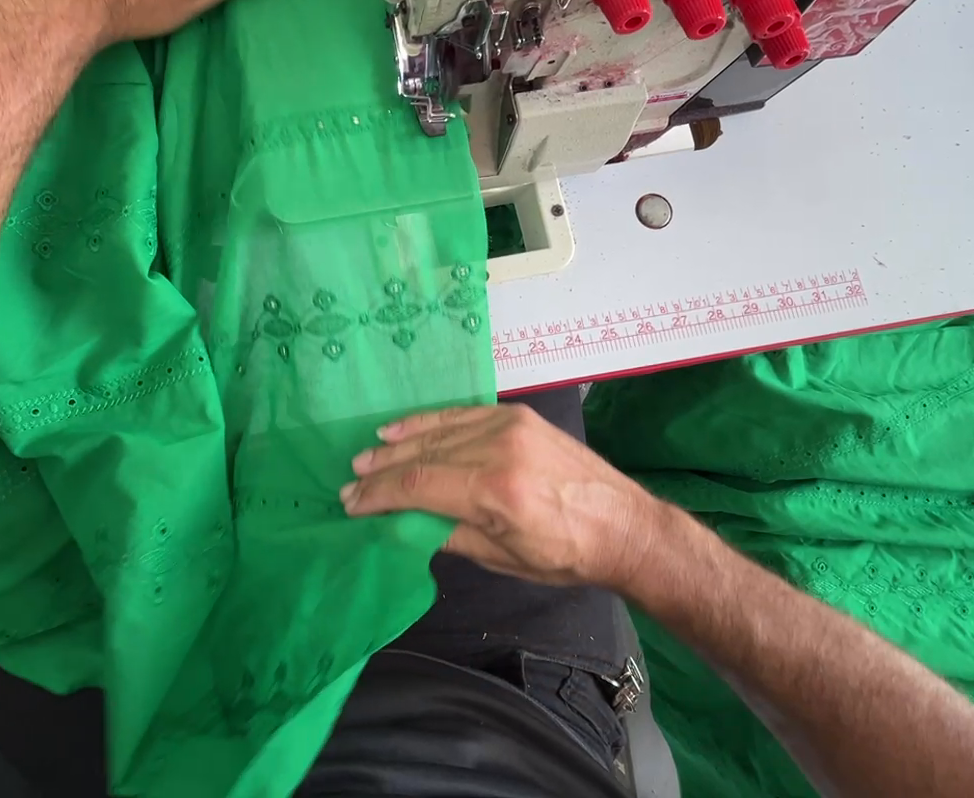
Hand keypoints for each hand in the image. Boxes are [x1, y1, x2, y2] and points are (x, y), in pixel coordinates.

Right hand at [341, 404, 670, 588]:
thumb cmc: (566, 555)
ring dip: (398, 443)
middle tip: (350, 480)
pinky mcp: (517, 414)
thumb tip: (403, 522)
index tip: (352, 503)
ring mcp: (508, 425)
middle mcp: (498, 449)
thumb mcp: (504, 559)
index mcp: (496, 492)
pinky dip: (427, 421)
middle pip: (423, 455)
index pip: (419, 486)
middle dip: (382, 471)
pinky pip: (460, 414)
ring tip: (367, 454)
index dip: (379, 495)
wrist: (623, 524)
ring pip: (438, 430)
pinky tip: (401, 429)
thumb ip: (450, 534)